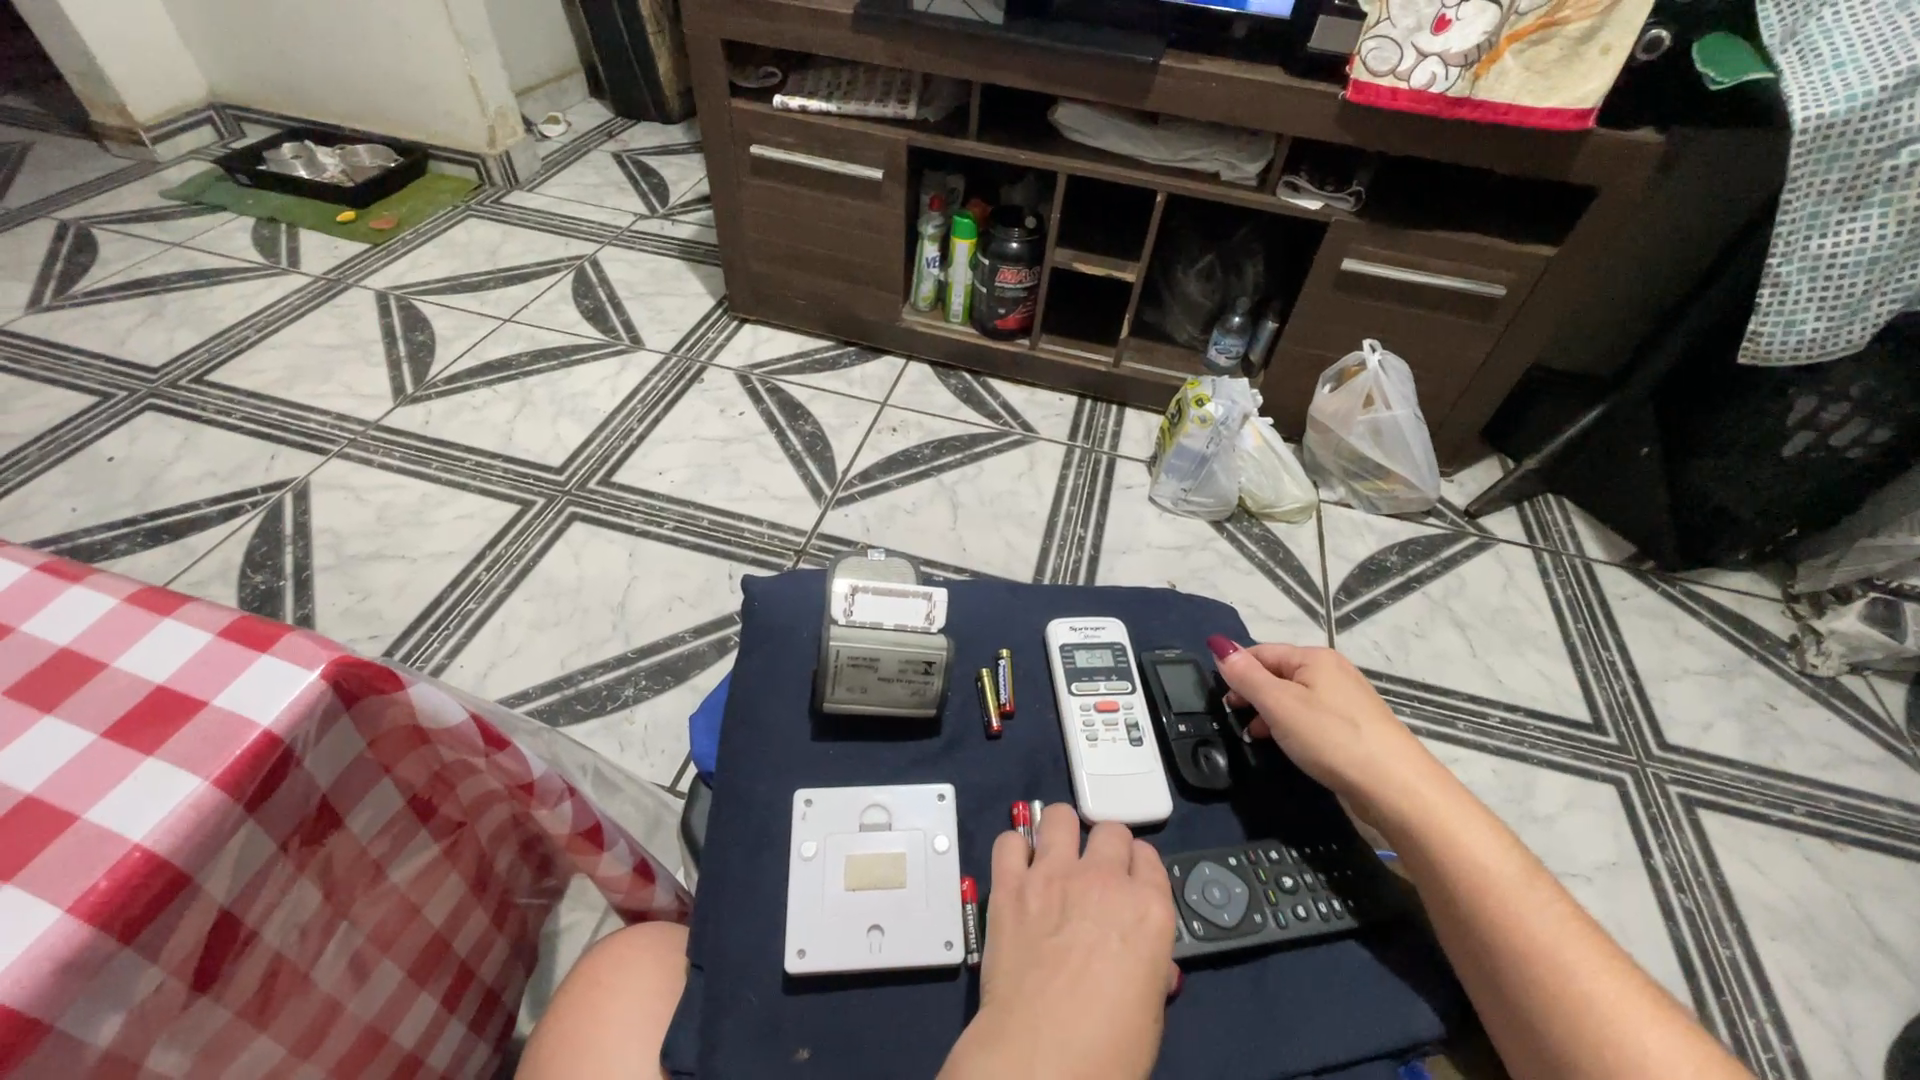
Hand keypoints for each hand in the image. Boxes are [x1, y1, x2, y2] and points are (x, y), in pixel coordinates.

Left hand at [938, 805, 1177, 1079]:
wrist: (1041, 1055)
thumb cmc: (1108, 1046)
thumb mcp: (1150, 1004)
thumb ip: (1147, 963)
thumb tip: (1143, 959)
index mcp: (1148, 908)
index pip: (1149, 857)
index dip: (1138, 868)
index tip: (1129, 879)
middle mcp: (1104, 879)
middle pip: (1110, 830)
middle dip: (1105, 846)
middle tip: (1094, 872)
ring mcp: (1053, 875)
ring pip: (1060, 816)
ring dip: (1061, 831)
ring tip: (1055, 853)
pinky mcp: (1010, 885)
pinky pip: (1009, 841)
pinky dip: (1015, 849)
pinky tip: (1017, 868)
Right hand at [1208, 636, 1437, 821]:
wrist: (1395, 786)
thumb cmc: (1331, 738)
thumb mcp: (1279, 704)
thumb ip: (1245, 675)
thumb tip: (1218, 643)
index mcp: (1314, 657)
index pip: (1260, 652)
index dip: (1236, 672)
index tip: (1221, 702)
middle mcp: (1332, 670)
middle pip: (1278, 673)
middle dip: (1252, 693)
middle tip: (1235, 720)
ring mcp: (1346, 698)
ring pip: (1294, 696)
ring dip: (1270, 712)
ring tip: (1256, 737)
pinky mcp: (1354, 725)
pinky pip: (1311, 715)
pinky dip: (1292, 726)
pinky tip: (1287, 745)